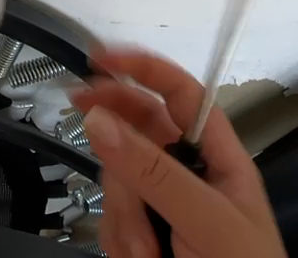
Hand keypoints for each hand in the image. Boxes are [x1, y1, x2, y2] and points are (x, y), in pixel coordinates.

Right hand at [70, 46, 286, 257]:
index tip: (98, 59)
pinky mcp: (142, 235)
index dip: (143, 68)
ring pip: (116, 175)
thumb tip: (97, 117)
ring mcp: (162, 205)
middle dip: (115, 139)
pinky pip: (109, 214)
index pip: (180, 94)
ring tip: (144, 254)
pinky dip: (116, 237)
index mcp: (218, 160)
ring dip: (122, 212)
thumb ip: (153, 171)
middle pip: (135, 127)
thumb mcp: (207, 224)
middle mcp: (187, 174)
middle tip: (79, 111)